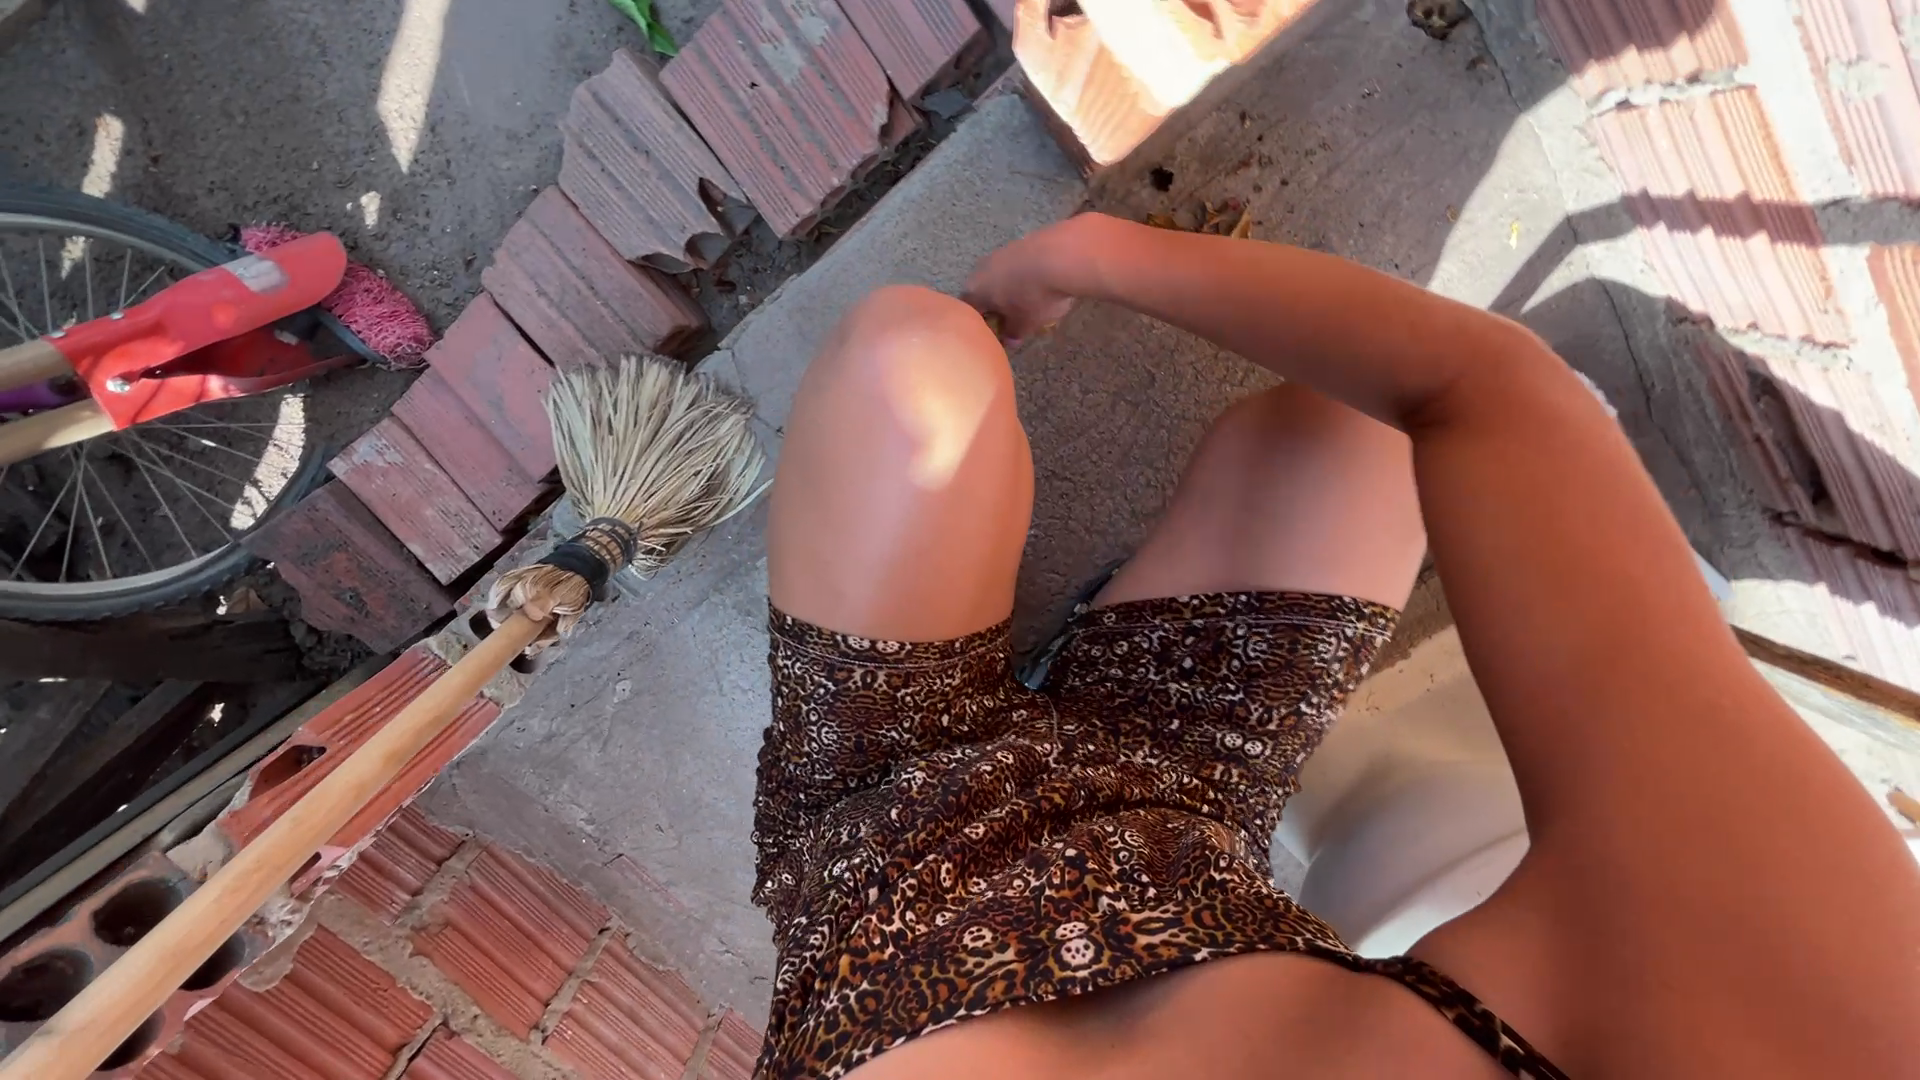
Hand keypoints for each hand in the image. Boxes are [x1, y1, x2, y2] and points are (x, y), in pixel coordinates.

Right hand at [963, 213, 1115, 344]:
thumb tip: (1009, 340)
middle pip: (985, 292)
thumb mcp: (1024, 324)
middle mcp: (981, 268)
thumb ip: (1013, 334)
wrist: (1061, 255)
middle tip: (1015, 320)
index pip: (972, 313)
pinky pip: (1018, 266)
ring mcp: (1001, 251)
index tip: (1000, 335)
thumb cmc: (1033, 297)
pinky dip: (1026, 276)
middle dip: (998, 306)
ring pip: (1002, 277)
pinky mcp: (1022, 241)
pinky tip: (1042, 283)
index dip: (985, 327)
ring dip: (1012, 290)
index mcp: (974, 290)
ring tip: (1032, 301)